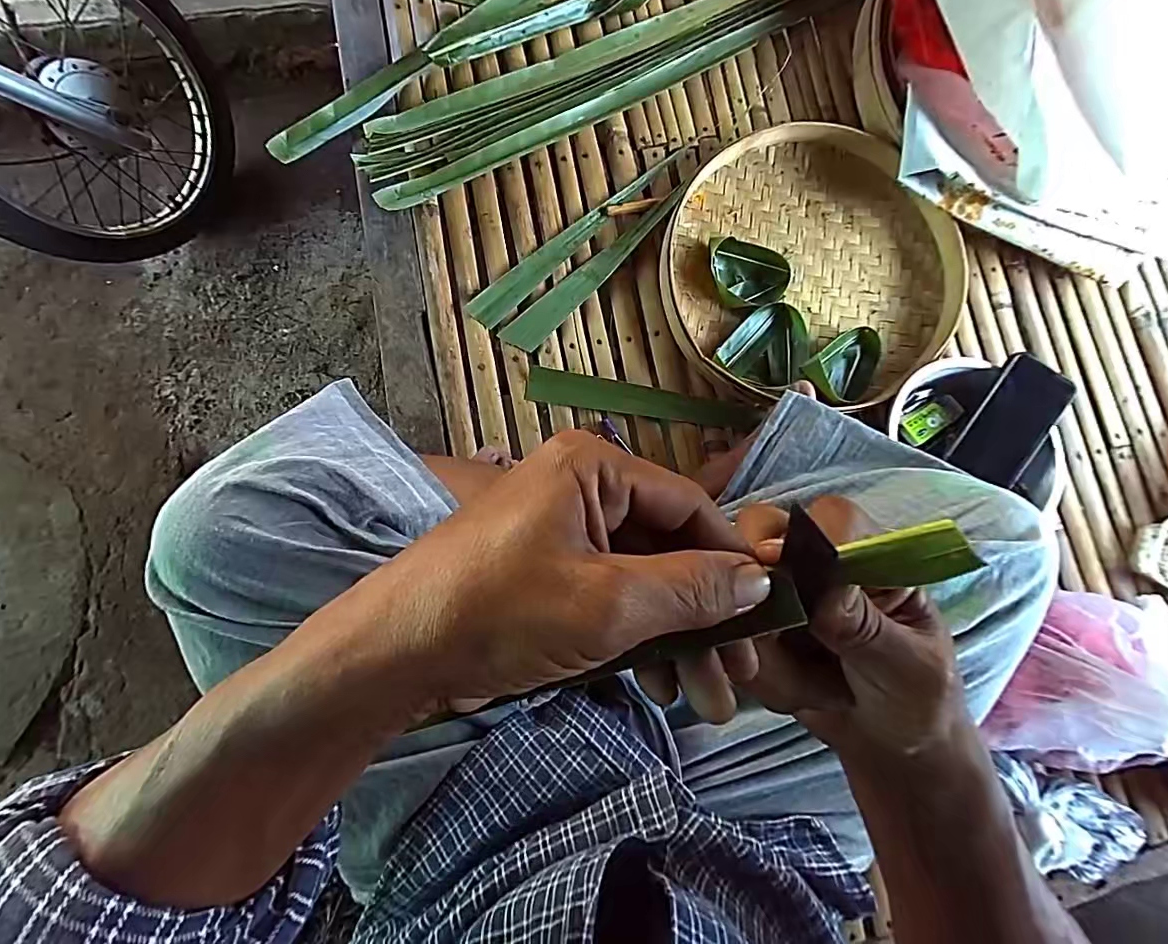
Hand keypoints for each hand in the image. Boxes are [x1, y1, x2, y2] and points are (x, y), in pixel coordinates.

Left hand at [334, 430, 771, 714]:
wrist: (396, 649)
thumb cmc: (502, 610)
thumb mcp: (608, 603)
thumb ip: (690, 588)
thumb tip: (758, 581)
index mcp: (594, 468)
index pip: (689, 505)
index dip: (733, 559)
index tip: (771, 615)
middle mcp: (582, 487)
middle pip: (667, 546)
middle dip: (705, 614)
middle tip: (742, 676)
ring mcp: (563, 530)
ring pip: (642, 577)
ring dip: (676, 634)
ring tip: (706, 700)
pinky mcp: (548, 568)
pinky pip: (609, 592)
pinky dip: (637, 634)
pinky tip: (661, 684)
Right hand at [732, 497, 968, 761]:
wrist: (894, 753)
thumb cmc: (919, 699)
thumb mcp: (907, 667)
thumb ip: (864, 626)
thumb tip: (824, 591)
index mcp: (870, 556)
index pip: (832, 518)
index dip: (800, 535)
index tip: (773, 563)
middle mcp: (819, 562)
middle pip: (764, 530)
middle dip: (757, 581)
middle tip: (776, 634)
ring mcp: (783, 590)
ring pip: (736, 583)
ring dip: (763, 642)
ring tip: (806, 686)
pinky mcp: (758, 624)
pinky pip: (732, 630)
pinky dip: (755, 667)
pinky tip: (792, 693)